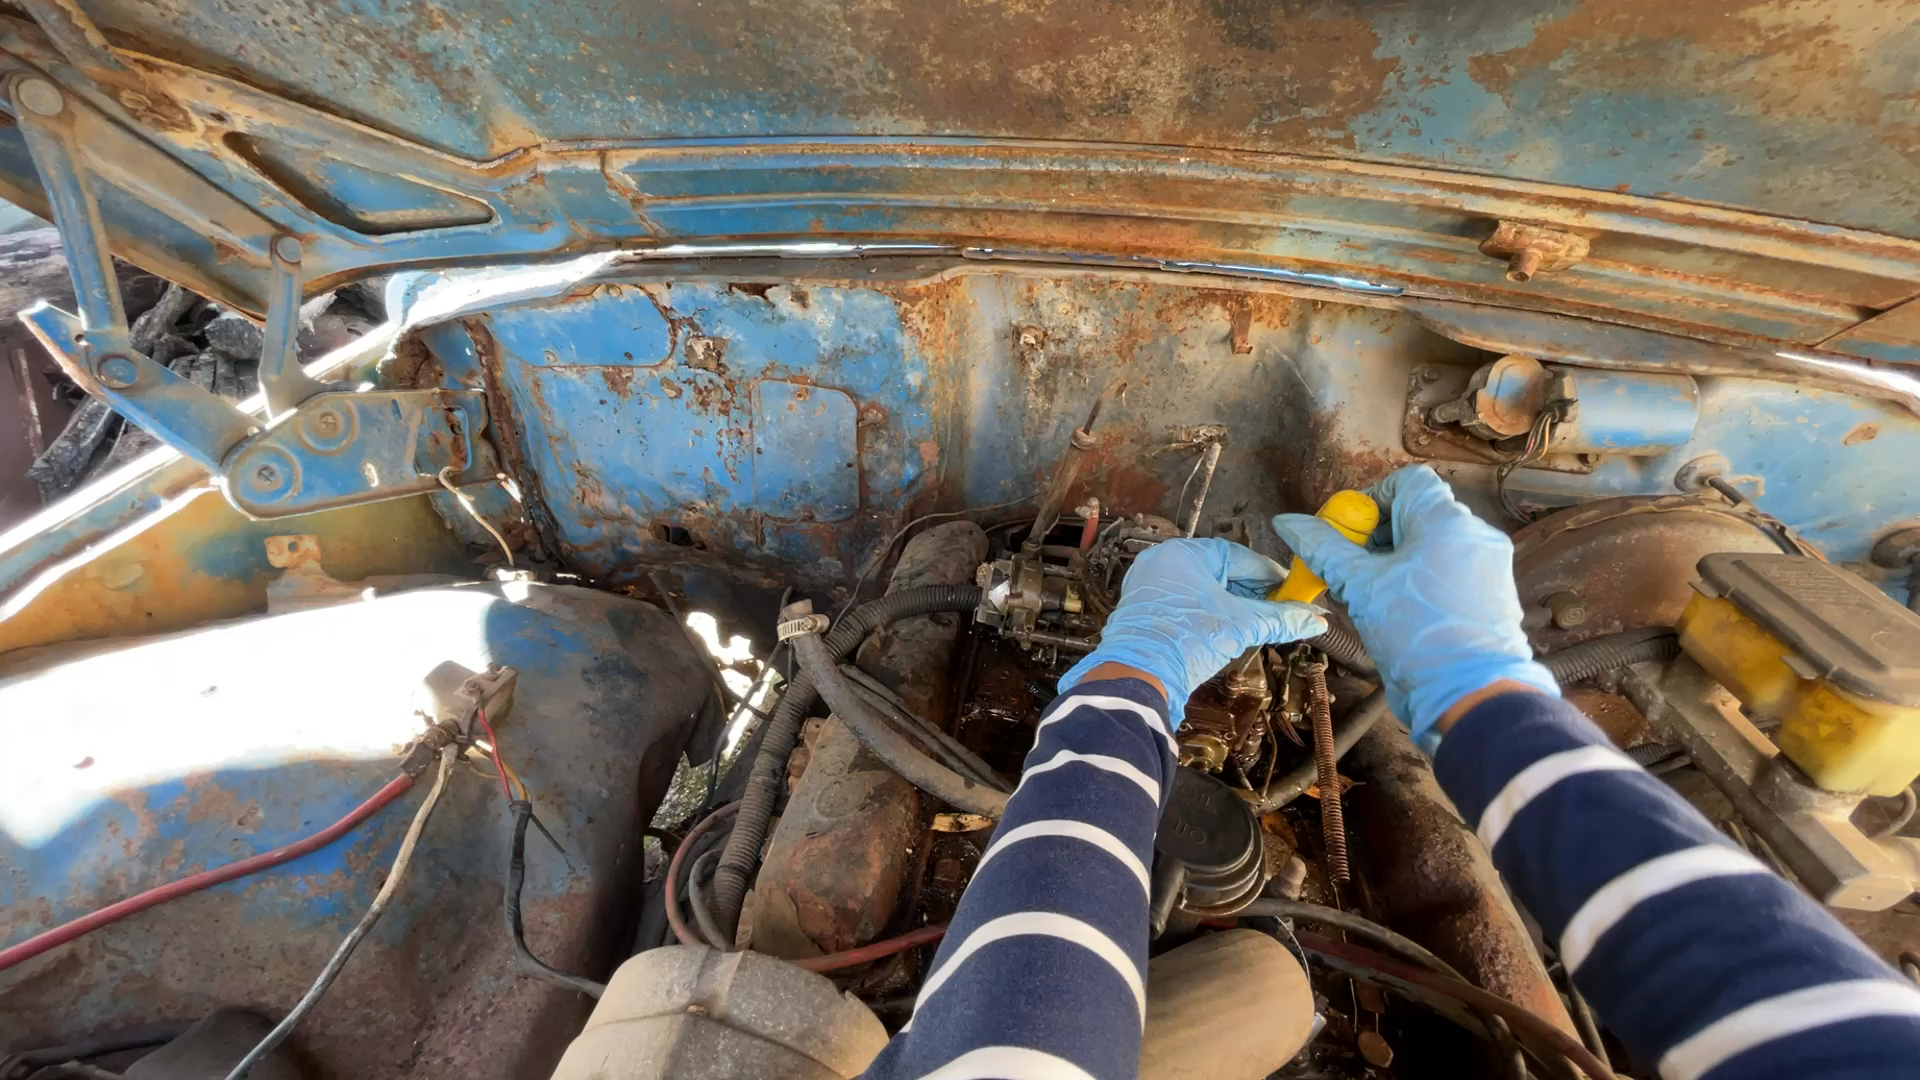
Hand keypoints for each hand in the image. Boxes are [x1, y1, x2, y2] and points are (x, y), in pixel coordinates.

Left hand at [1059, 538, 1327, 719]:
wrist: (1139, 674)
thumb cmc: (1188, 639)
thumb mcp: (1241, 625)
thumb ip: (1280, 618)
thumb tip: (1317, 619)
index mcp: (1183, 553)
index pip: (1238, 555)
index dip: (1268, 574)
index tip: (1292, 590)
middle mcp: (1161, 561)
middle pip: (1218, 569)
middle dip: (1250, 589)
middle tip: (1278, 606)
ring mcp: (1148, 583)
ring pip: (1200, 586)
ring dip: (1230, 601)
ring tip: (1256, 619)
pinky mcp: (1141, 606)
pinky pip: (1182, 599)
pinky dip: (1206, 609)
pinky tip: (1226, 626)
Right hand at [1270, 465, 1557, 743]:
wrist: (1469, 695)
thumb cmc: (1415, 631)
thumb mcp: (1358, 584)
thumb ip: (1322, 547)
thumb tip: (1286, 521)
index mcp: (1447, 522)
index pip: (1408, 480)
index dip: (1370, 498)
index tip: (1347, 531)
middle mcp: (1474, 536)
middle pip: (1414, 514)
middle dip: (1373, 535)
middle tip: (1347, 566)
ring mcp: (1486, 568)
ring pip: (1427, 546)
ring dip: (1390, 560)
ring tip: (1366, 592)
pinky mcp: (1487, 597)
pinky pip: (1443, 572)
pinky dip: (1413, 580)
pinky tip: (1393, 610)